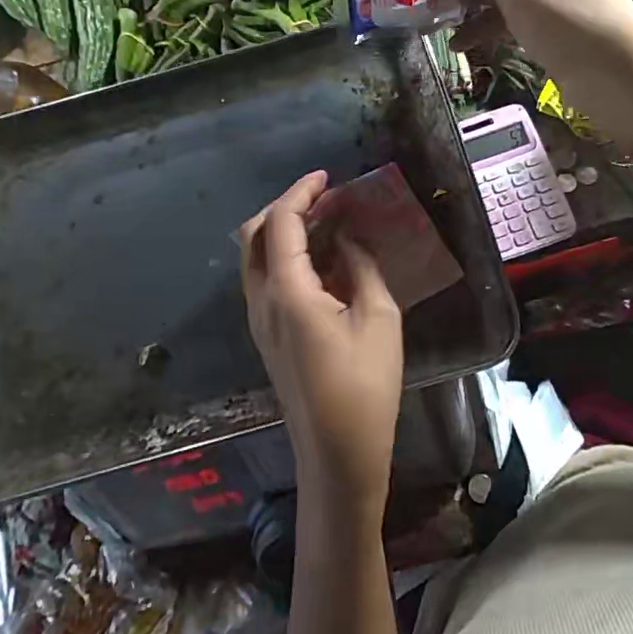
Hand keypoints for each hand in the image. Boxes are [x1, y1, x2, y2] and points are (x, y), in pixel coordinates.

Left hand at [239, 171, 403, 514]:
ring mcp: (260, 323)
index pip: (281, 225)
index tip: (328, 178)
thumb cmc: (365, 388)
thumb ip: (362, 269)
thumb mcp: (379, 320)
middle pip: (253, 237)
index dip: (302, 194)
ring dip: (284, 233)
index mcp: (288, 294)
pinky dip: (287, 258)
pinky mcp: (268, 338)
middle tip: (324, 199)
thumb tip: (350, 242)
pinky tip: (323, 262)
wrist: (336, 456)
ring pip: (256, 259)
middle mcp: (262, 303)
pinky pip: (267, 281)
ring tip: (327, 224)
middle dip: (284, 208)